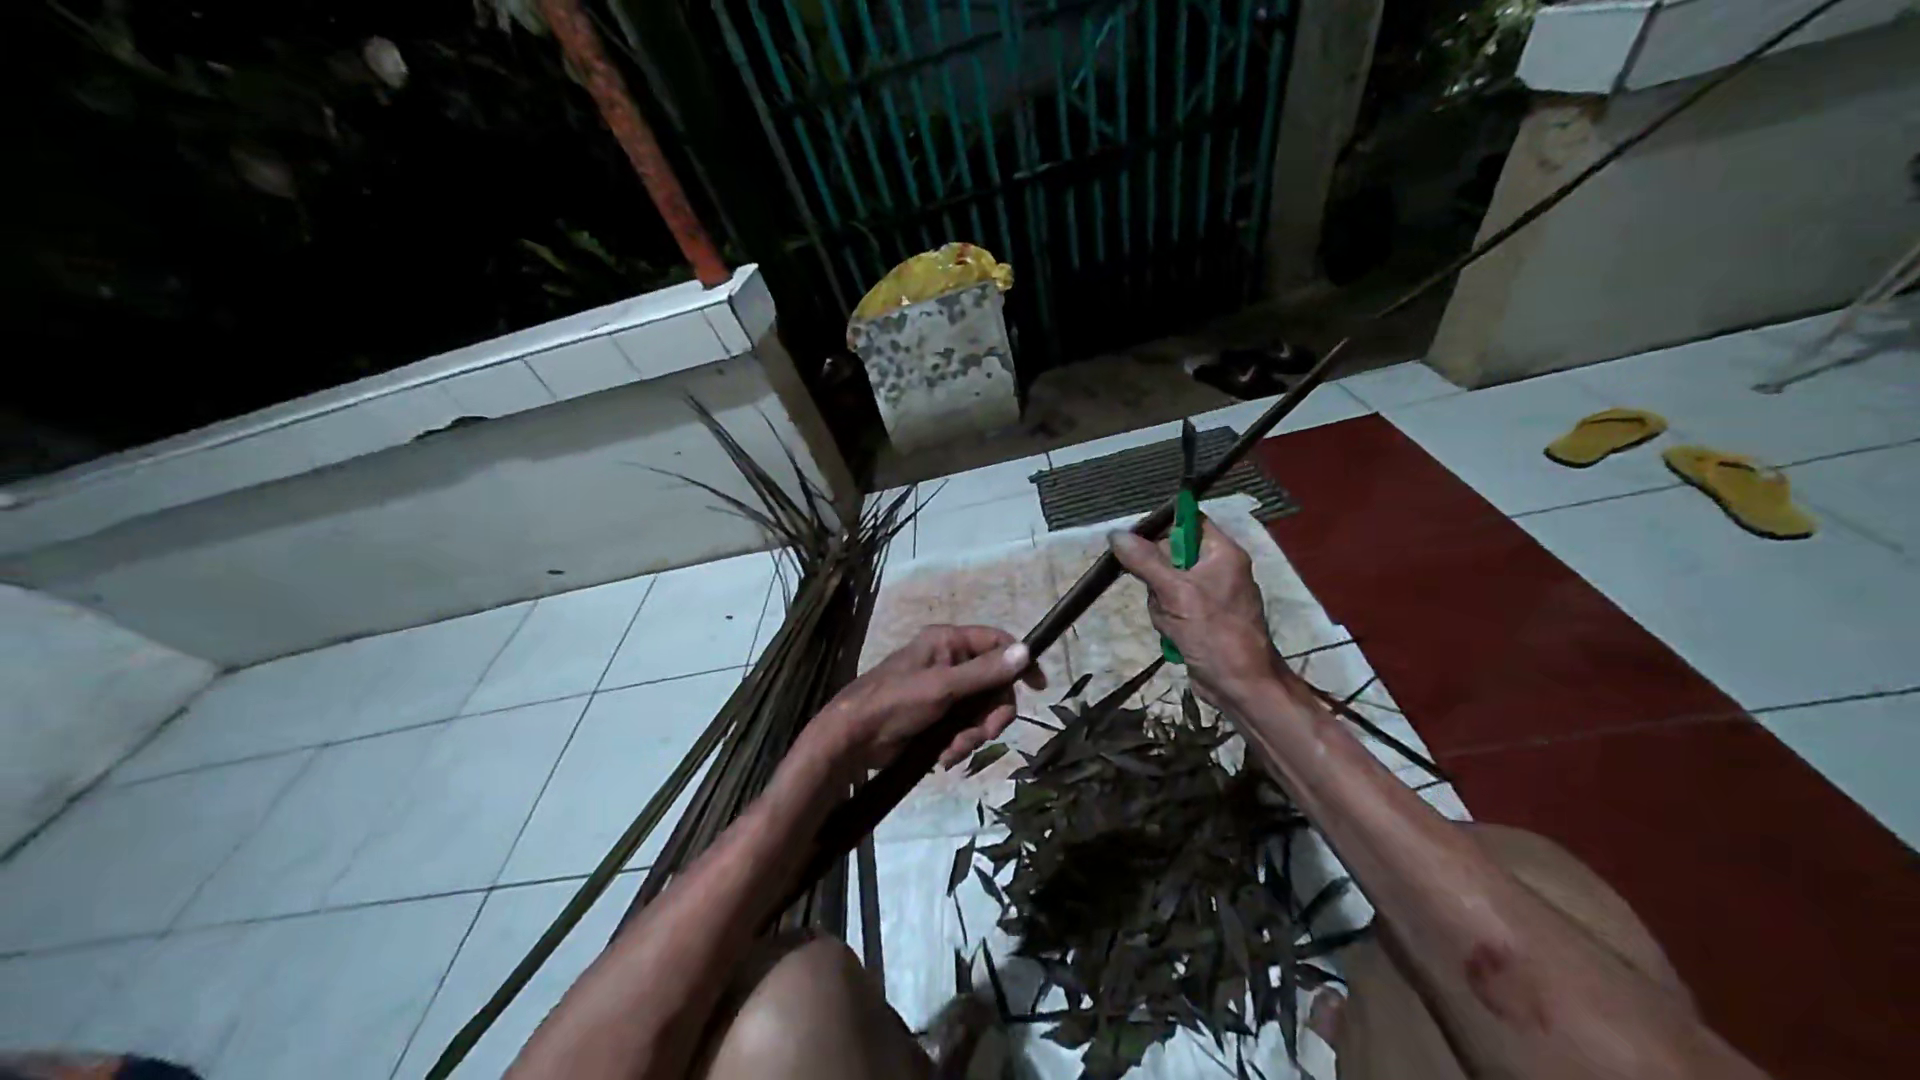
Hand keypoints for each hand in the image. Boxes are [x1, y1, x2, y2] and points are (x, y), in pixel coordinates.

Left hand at [810, 625, 1044, 772]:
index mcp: (948, 642)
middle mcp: (949, 661)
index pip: (997, 642)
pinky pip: (965, 728)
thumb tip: (1026, 651)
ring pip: (981, 711)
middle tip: (982, 734)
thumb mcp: (943, 686)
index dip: (1019, 661)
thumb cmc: (895, 701)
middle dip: (990, 714)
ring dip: (973, 734)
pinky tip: (943, 757)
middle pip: (994, 684)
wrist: (854, 738)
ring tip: (952, 750)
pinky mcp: (938, 717)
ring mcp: (944, 690)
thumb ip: (985, 671)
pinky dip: (959, 744)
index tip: (1038, 686)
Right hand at [1108, 519, 1282, 706]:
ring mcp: (1207, 593)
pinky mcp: (1199, 616)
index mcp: (1221, 552)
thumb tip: (1116, 534)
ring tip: (1174, 623)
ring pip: (1163, 583)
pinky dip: (1166, 619)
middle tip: (1164, 597)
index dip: (1160, 528)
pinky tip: (1175, 635)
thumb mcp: (1176, 593)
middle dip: (1157, 578)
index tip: (1135, 543)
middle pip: (1169, 554)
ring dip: (1160, 604)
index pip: (1187, 521)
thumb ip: (1145, 561)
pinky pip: (1169, 605)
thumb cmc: (1215, 633)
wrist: (1240, 686)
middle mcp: (1216, 567)